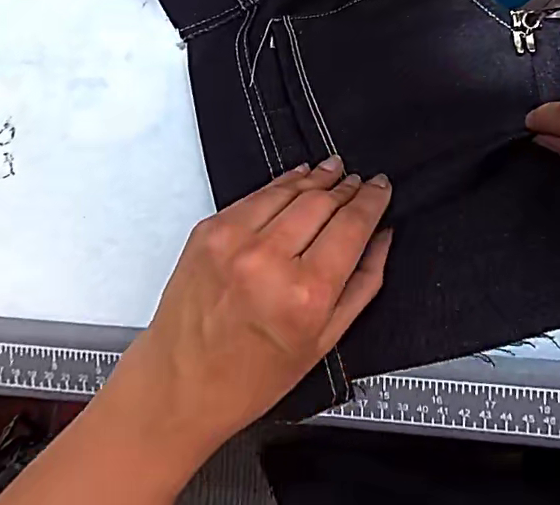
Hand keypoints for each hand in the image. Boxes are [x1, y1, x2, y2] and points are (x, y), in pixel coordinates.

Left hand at [104, 156, 391, 457]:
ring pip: (293, 188)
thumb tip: (383, 233)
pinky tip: (299, 179)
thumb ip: (365, 281)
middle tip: (360, 182)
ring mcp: (234, 241)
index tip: (382, 186)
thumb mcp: (326, 340)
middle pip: (325, 199)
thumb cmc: (252, 376)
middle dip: (348, 187)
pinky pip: (259, 193)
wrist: (176, 390)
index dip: (374, 198)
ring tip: (335, 171)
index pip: (353, 223)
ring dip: (319, 177)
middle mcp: (268, 261)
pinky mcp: (209, 230)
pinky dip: (284, 183)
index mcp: (305, 294)